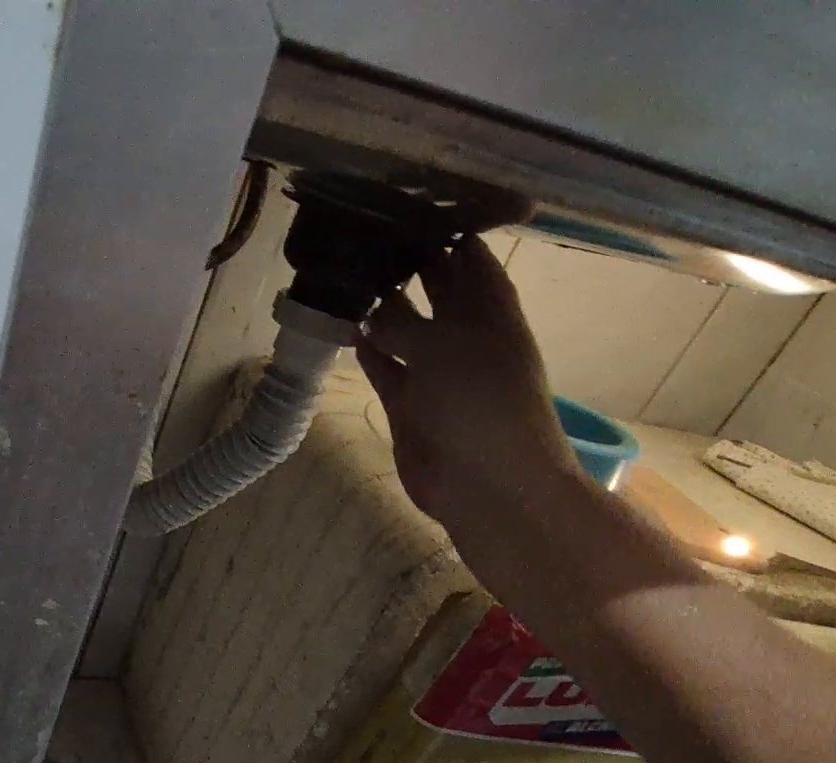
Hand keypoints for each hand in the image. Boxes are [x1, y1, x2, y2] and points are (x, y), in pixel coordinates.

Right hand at [356, 235, 582, 531]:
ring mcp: (435, 373)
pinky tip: (345, 330)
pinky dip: (368, 352)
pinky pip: (385, 369)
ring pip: (403, 331)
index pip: (470, 258)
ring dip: (380, 310)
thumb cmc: (481, 403)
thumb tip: (367, 310)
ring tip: (344, 278)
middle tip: (364, 236)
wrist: (486, 483)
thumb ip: (402, 322)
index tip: (408, 206)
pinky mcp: (408, 405)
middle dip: (408, 266)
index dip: (445, 233)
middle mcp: (464, 336)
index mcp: (491, 312)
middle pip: (435, 291)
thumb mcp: (443, 347)